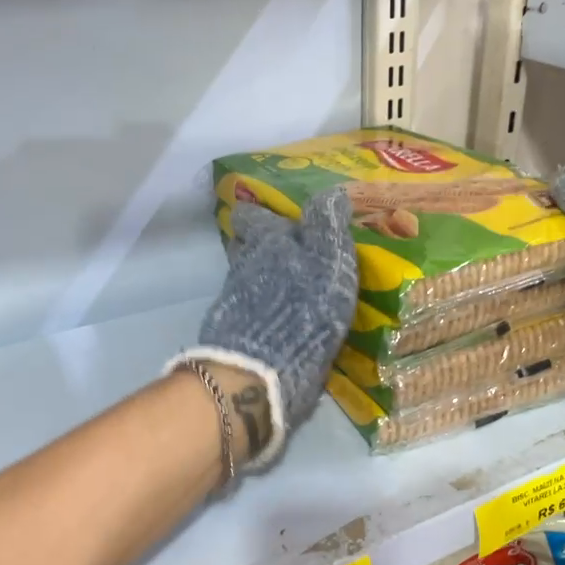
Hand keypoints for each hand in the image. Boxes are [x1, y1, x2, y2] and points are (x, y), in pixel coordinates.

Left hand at [174, 188, 356, 470]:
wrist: (261, 373)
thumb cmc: (303, 309)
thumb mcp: (328, 261)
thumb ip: (327, 226)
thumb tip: (332, 192)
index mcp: (268, 243)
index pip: (255, 218)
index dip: (262, 216)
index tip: (274, 218)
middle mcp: (244, 267)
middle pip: (247, 250)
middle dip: (262, 249)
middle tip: (286, 254)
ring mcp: (233, 302)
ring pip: (246, 281)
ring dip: (263, 282)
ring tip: (286, 289)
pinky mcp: (232, 335)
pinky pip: (248, 313)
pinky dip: (261, 313)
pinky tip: (278, 322)